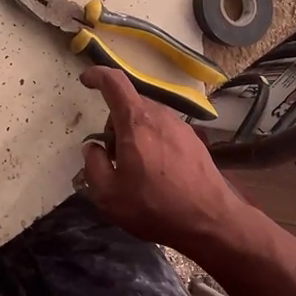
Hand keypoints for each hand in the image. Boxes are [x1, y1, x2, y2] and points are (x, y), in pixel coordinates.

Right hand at [77, 66, 249, 253]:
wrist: (210, 221)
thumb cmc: (155, 206)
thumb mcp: (109, 196)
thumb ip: (93, 166)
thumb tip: (92, 148)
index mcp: (136, 121)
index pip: (114, 82)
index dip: (97, 75)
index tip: (86, 80)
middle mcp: (159, 114)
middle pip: (130, 104)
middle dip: (115, 123)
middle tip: (113, 156)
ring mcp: (180, 125)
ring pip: (148, 118)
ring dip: (135, 133)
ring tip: (137, 169)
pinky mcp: (194, 139)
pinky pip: (165, 130)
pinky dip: (154, 141)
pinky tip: (159, 173)